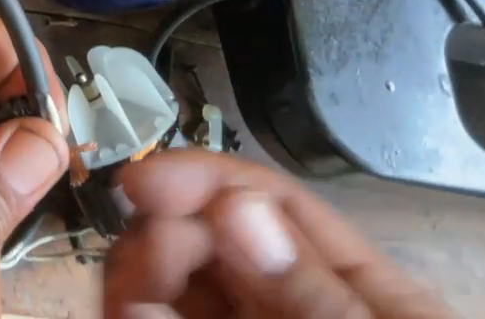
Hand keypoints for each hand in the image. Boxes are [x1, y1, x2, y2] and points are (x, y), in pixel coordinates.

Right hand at [105, 149, 452, 317]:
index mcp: (361, 291)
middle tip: (135, 275)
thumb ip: (315, 295)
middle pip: (209, 233)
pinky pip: (164, 313)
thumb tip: (236, 203)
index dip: (199, 178)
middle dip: (159, 237)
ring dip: (136, 274)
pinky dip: (138, 308)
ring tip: (123, 304)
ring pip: (175, 275)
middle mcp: (294, 298)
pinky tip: (128, 313)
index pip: (271, 201)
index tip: (137, 183)